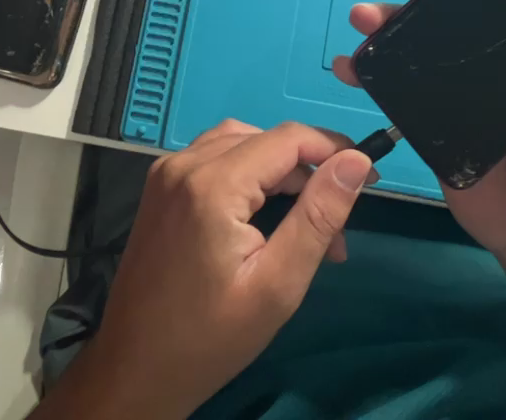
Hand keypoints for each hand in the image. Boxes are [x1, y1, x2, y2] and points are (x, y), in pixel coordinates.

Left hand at [82, 120, 371, 417]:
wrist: (136, 367)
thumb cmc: (210, 336)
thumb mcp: (278, 284)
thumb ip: (319, 215)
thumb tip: (356, 162)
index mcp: (214, 183)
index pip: (288, 138)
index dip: (334, 149)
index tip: (369, 176)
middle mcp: (186, 163)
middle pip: (265, 139)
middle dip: (309, 172)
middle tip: (334, 229)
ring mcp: (167, 171)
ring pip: (241, 142)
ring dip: (279, 170)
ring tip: (302, 220)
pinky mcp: (160, 184)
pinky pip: (215, 156)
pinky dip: (247, 172)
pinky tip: (263, 213)